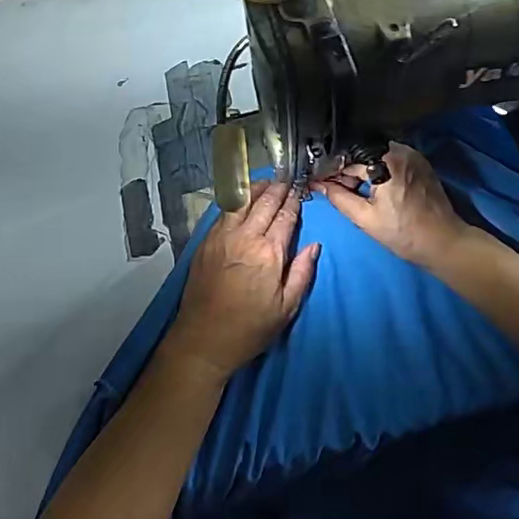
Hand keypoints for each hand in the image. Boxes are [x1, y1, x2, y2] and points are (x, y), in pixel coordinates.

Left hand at [159, 181, 320, 385]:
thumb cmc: (249, 328)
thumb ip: (302, 273)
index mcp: (269, 253)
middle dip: (277, 189)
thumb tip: (314, 246)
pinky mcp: (206, 242)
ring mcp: (222, 237)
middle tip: (285, 180)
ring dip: (255, 189)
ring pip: (241, 202)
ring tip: (266, 183)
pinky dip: (237, 201)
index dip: (294, 201)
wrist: (203, 339)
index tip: (299, 190)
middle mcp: (245, 237)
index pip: (285, 217)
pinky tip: (242, 200)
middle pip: (264, 203)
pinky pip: (224, 213)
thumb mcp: (286, 308)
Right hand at [316, 143, 472, 268]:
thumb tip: (319, 184)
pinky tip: (373, 187)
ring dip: (361, 169)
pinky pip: (389, 158)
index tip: (319, 182)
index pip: (346, 158)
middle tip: (336, 188)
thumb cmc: (404, 233)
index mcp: (385, 162)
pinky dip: (377, 168)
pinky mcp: (419, 161)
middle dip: (346, 169)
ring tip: (354, 189)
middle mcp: (399, 150)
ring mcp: (412, 154)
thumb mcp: (365, 218)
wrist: (443, 241)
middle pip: (360, 152)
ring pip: (374, 154)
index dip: (330, 170)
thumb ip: (338, 197)